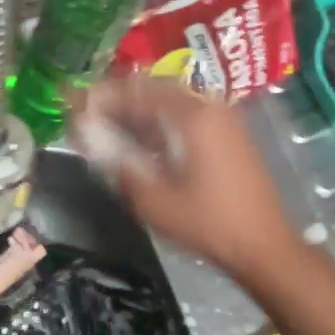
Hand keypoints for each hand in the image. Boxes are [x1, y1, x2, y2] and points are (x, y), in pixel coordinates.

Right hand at [72, 76, 300, 280]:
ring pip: (168, 103)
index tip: (71, 101)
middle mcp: (209, 107)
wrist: (263, 245)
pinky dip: (156, 123)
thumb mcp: (151, 198)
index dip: (99, 95)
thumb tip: (84, 134)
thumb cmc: (206, 223)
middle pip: (153, 89)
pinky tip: (136, 141)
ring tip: (103, 127)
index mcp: (191, 116)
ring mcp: (222, 120)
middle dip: (115, 99)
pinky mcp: (227, 136)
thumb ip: (116, 161)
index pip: (135, 89)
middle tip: (84, 113)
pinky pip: (183, 117)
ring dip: (135, 111)